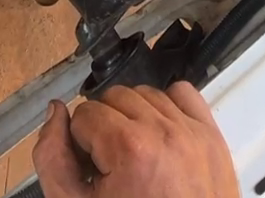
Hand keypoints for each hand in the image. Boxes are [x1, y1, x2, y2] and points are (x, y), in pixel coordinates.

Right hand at [33, 83, 237, 197]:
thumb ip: (53, 159)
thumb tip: (55, 113)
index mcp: (130, 148)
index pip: (84, 114)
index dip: (80, 144)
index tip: (90, 171)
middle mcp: (163, 132)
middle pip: (114, 98)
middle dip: (105, 128)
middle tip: (109, 166)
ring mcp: (191, 132)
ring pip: (145, 93)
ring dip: (133, 117)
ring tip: (134, 157)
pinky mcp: (211, 137)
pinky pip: (183, 94)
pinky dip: (168, 107)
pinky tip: (159, 136)